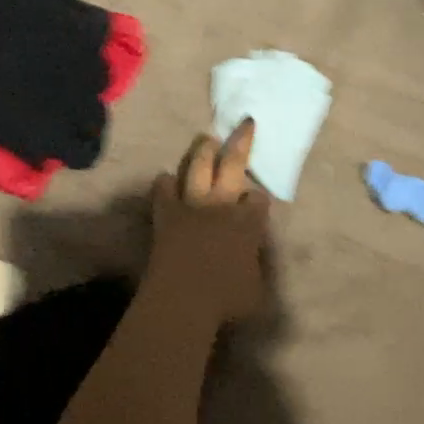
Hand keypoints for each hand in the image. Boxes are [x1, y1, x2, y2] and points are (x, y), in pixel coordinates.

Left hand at [150, 119, 270, 323]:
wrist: (184, 297)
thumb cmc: (226, 300)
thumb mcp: (256, 291)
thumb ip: (256, 267)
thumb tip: (254, 261)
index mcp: (249, 224)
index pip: (259, 200)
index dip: (258, 199)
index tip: (256, 201)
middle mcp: (223, 205)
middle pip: (233, 165)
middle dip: (241, 142)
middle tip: (245, 123)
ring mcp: (193, 204)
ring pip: (199, 166)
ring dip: (203, 150)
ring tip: (206, 138)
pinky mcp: (166, 212)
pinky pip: (164, 188)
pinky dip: (166, 183)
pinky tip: (166, 179)